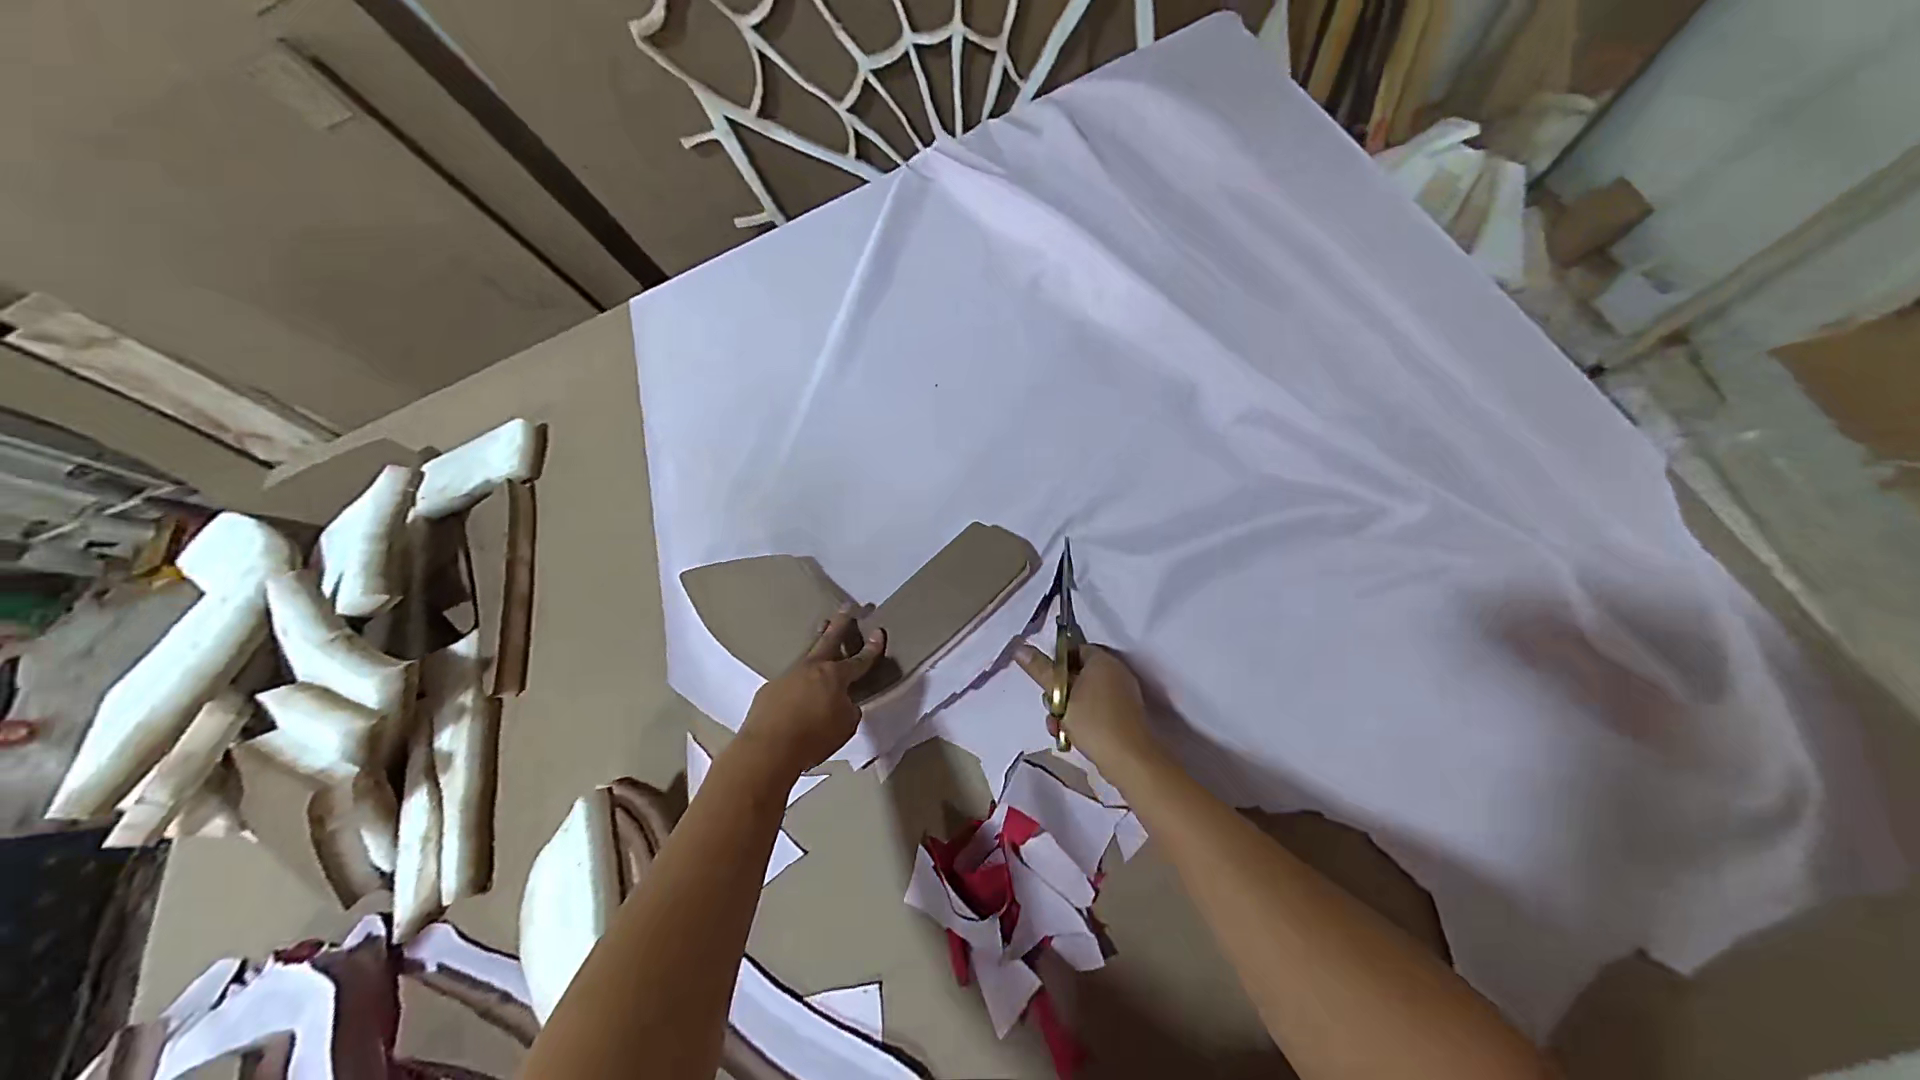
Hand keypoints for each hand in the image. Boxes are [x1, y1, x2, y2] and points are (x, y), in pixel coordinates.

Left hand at [738, 608, 884, 774]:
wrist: (767, 749)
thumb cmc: (813, 738)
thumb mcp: (845, 726)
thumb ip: (849, 709)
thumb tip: (844, 702)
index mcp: (835, 676)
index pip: (860, 660)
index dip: (872, 648)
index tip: (879, 632)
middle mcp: (812, 669)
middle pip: (830, 640)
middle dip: (842, 623)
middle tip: (847, 607)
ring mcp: (788, 676)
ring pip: (807, 654)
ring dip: (817, 643)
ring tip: (821, 630)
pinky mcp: (769, 689)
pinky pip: (789, 679)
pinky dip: (797, 680)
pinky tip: (797, 688)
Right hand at [1013, 642, 1159, 774]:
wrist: (1129, 758)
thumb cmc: (1093, 720)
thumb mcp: (1060, 694)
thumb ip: (1040, 669)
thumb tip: (1019, 646)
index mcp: (1103, 660)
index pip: (1075, 650)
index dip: (1057, 664)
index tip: (1045, 681)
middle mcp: (1116, 673)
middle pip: (1078, 675)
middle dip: (1059, 693)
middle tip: (1051, 709)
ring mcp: (1123, 696)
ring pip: (1085, 696)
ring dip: (1068, 711)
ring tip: (1058, 729)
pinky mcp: (1125, 717)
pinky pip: (1098, 711)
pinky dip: (1083, 721)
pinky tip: (1071, 738)